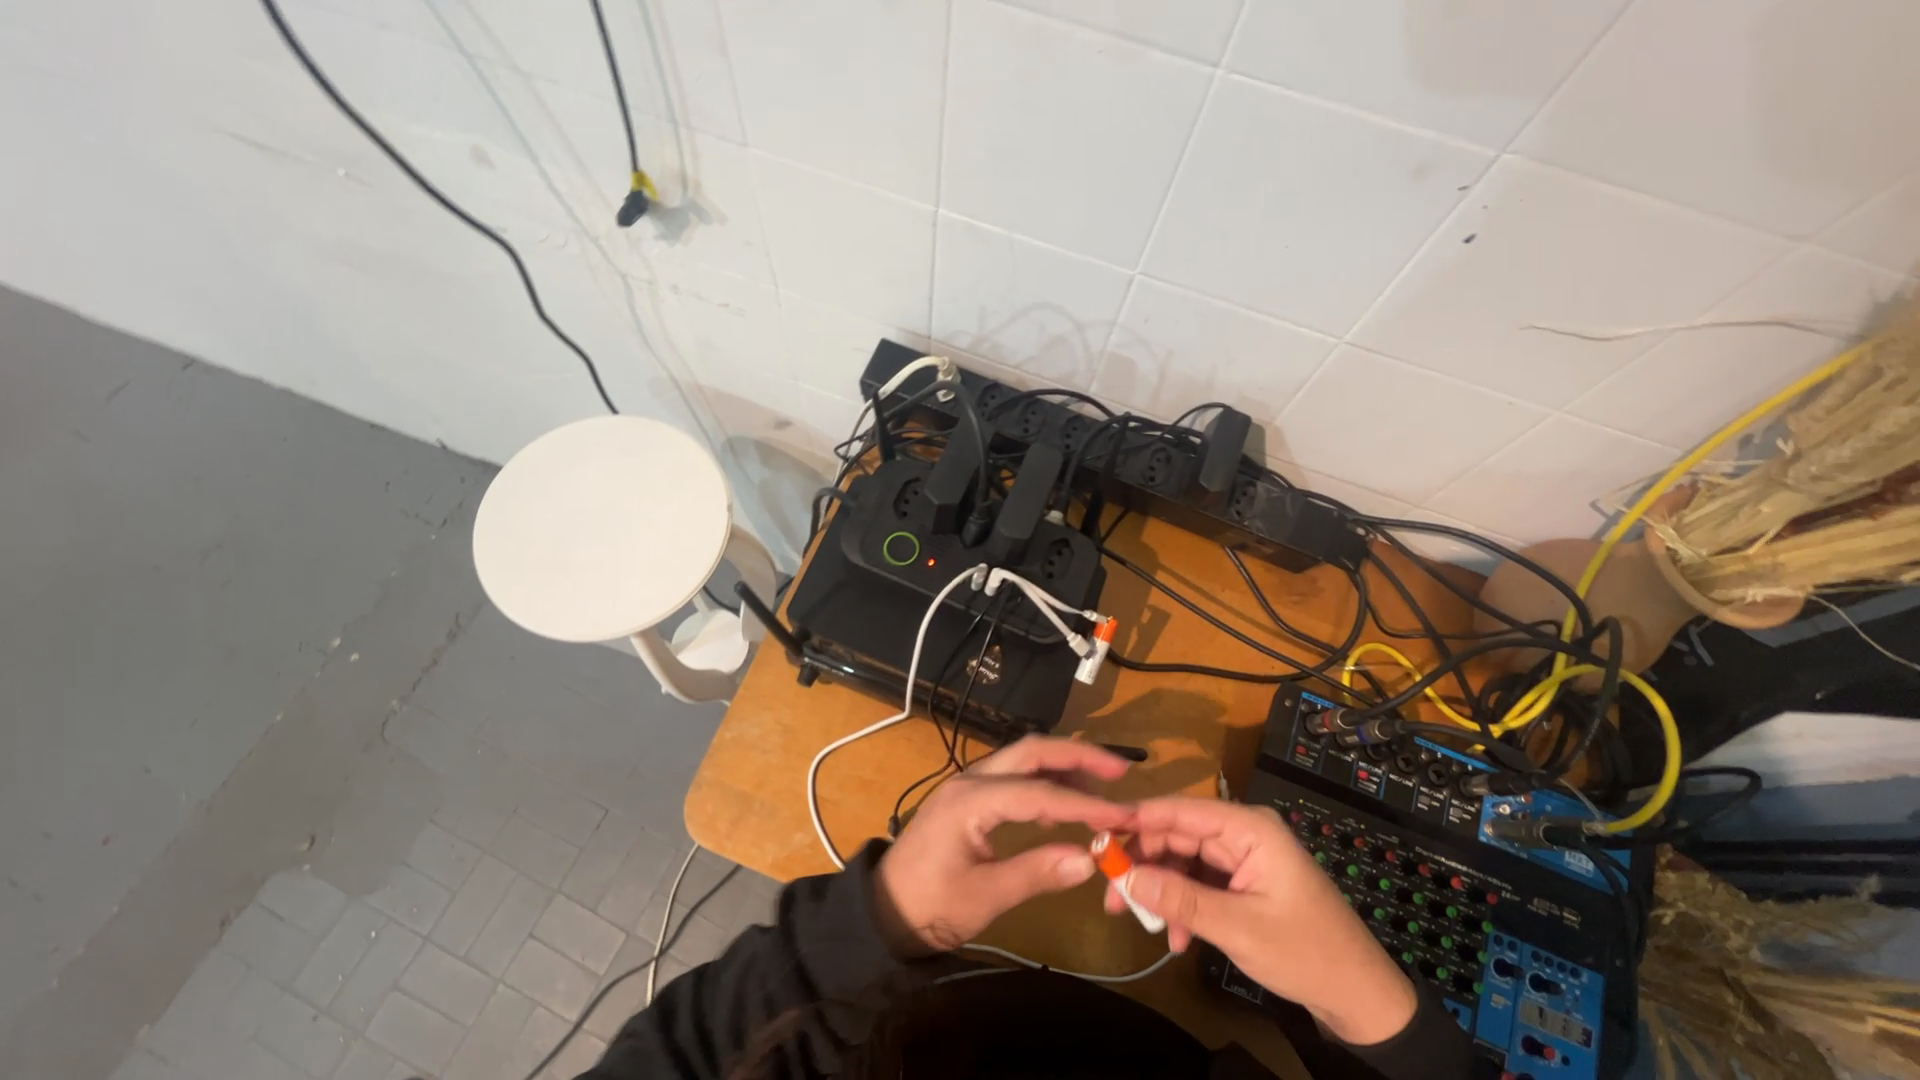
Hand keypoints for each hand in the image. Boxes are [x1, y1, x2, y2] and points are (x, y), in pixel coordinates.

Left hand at [875, 736, 1132, 953]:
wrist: (881, 912)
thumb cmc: (928, 906)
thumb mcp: (983, 897)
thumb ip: (1036, 873)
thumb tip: (1090, 859)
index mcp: (971, 801)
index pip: (1039, 792)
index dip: (1085, 804)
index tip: (1125, 814)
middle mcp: (970, 780)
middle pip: (1031, 751)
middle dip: (1077, 756)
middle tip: (1121, 772)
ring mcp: (968, 785)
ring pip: (1023, 758)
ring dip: (1063, 765)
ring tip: (1103, 785)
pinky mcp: (969, 798)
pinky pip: (1013, 775)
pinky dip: (1045, 780)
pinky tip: (1065, 801)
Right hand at [1114, 797, 1417, 1045]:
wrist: (1359, 995)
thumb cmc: (1306, 952)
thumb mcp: (1239, 928)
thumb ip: (1181, 900)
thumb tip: (1125, 877)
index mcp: (1248, 829)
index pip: (1180, 810)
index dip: (1136, 818)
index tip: (1096, 831)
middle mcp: (1242, 834)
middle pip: (1176, 834)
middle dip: (1143, 862)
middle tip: (1109, 891)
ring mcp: (1242, 859)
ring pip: (1182, 860)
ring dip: (1160, 890)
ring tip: (1136, 920)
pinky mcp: (1241, 883)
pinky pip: (1197, 883)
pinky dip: (1181, 906)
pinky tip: (1176, 939)